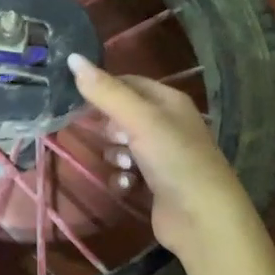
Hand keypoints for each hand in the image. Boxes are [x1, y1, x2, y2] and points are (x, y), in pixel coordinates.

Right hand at [70, 54, 250, 263]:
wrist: (202, 217)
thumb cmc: (174, 159)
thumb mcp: (139, 119)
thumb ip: (105, 92)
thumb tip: (72, 57)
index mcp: (169, 101)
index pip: (128, 82)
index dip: (102, 88)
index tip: (74, 99)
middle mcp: (167, 125)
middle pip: (122, 115)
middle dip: (108, 127)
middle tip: (109, 137)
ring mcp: (162, 157)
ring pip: (122, 147)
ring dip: (115, 155)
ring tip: (124, 165)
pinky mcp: (154, 185)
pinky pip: (126, 174)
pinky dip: (122, 178)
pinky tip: (127, 185)